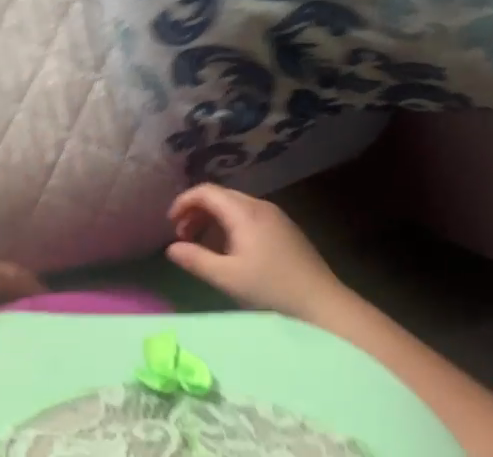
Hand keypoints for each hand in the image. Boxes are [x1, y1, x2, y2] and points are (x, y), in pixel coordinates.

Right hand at [166, 184, 351, 320]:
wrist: (322, 302)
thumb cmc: (271, 288)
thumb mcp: (228, 278)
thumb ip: (196, 260)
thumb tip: (171, 248)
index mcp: (243, 212)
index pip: (206, 191)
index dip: (183, 202)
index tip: (170, 224)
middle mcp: (259, 205)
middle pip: (219, 196)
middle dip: (197, 212)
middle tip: (183, 237)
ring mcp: (274, 215)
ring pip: (234, 205)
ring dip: (213, 219)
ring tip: (203, 246)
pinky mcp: (284, 227)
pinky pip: (249, 215)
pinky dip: (230, 225)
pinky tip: (230, 251)